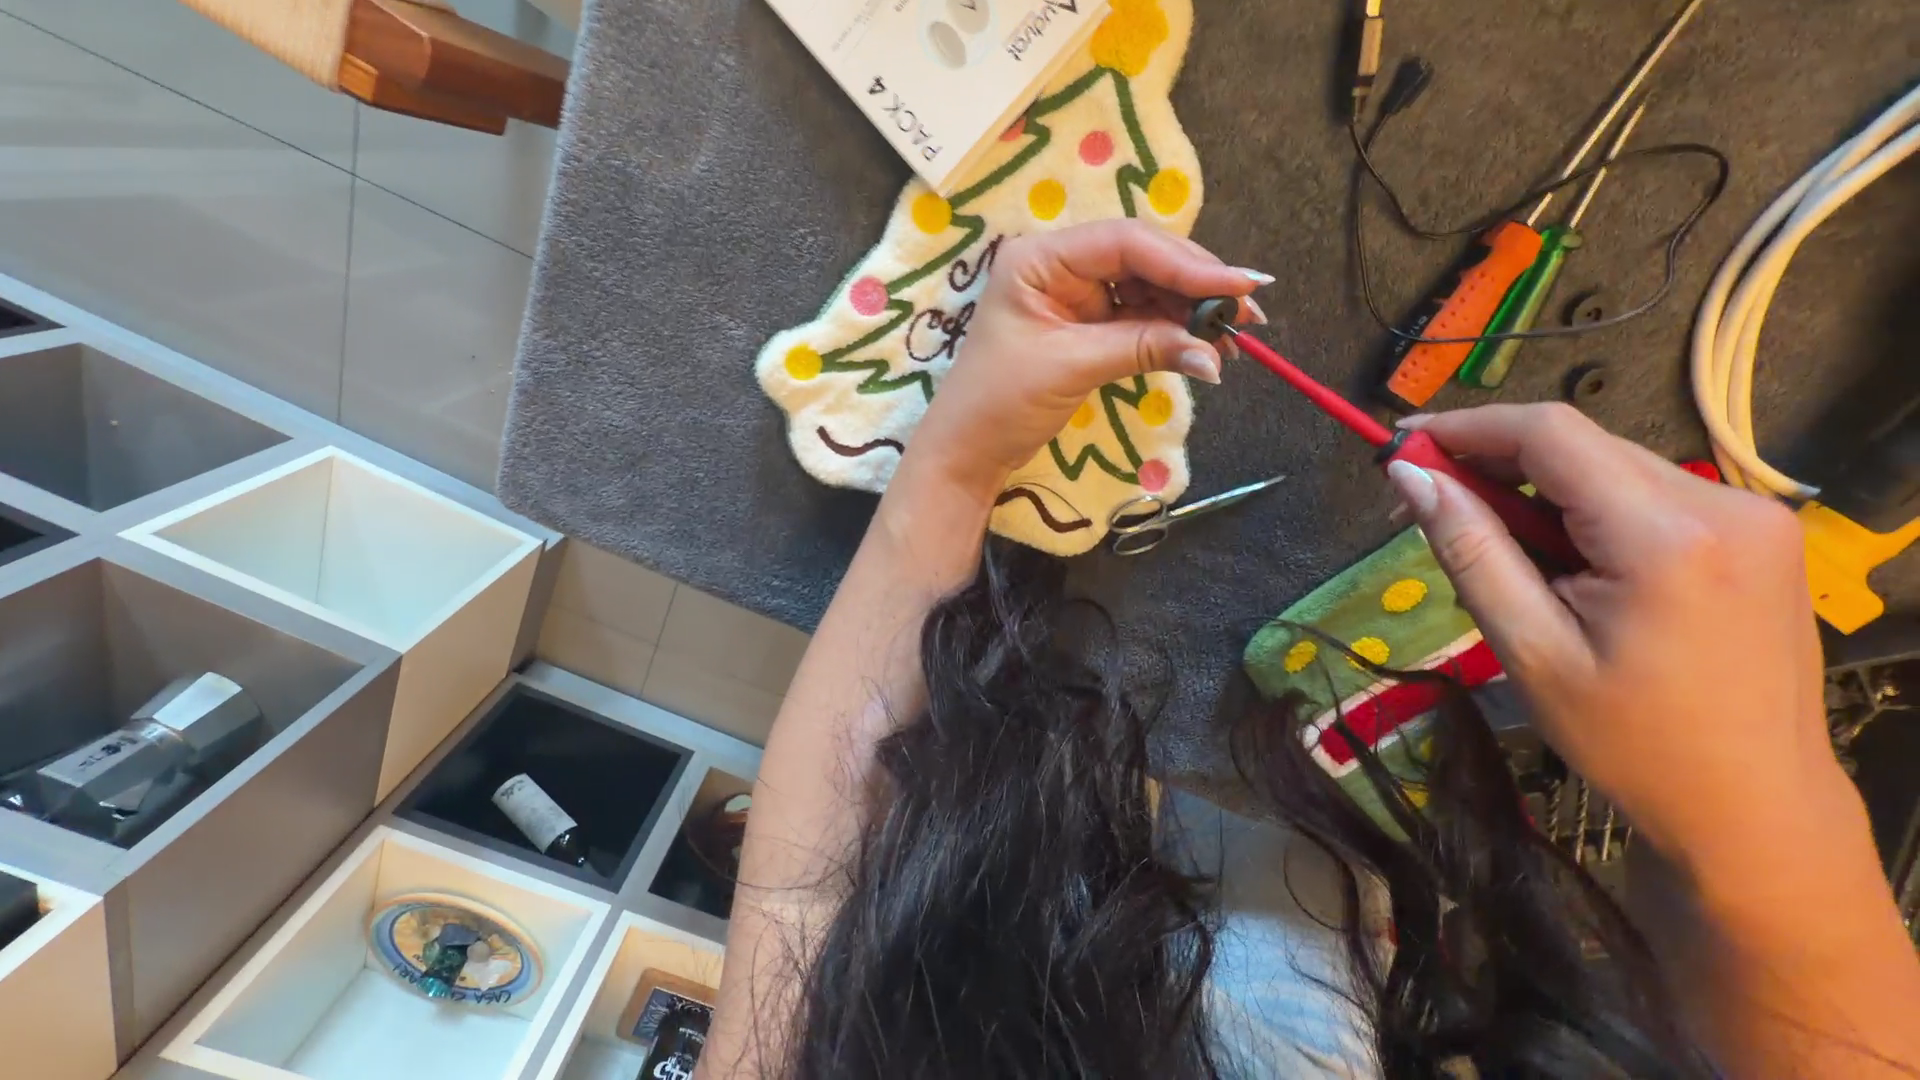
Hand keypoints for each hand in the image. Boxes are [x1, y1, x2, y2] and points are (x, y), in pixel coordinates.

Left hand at [906, 219, 1264, 498]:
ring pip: (1146, 288)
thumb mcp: (1072, 367)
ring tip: (1232, 337)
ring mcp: (1073, 295)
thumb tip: (1215, 355)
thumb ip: (1143, 349)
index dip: (1187, 262)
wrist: (967, 451)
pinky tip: (1200, 346)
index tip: (1238, 286)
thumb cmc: (1000, 401)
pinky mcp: (1084, 326)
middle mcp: (1059, 265)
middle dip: (1196, 285)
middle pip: (1143, 259)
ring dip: (1188, 311)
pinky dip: (1169, 332)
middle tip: (1248, 312)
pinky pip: (1137, 318)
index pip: (1126, 243)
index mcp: (1040, 257)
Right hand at [1384, 404, 1844, 873]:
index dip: (1465, 427)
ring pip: (1606, 465)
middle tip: (1425, 502)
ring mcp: (1750, 515)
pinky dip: (1577, 508)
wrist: (1752, 805)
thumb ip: (1469, 549)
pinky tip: (1553, 557)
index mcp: (1667, 536)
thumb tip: (1409, 477)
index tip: (1400, 445)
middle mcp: (1723, 504)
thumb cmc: (1628, 739)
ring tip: (1489, 545)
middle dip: (1492, 460)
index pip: (1551, 434)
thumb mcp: (1527, 648)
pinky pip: (1638, 492)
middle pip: (1579, 444)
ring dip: (1533, 489)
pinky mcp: (1752, 533)